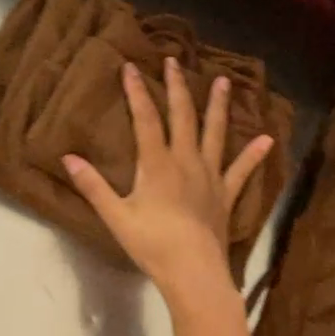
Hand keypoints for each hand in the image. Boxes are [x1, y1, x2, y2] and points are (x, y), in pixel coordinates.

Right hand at [63, 57, 273, 301]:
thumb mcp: (115, 216)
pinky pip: (242, 170)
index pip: (145, 118)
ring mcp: (210, 176)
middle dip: (176, 87)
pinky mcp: (226, 195)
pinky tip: (267, 139)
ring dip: (218, 106)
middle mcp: (186, 161)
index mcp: (157, 163)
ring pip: (215, 133)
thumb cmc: (152, 244)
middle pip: (182, 116)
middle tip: (174, 61)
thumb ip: (92, 185)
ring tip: (223, 81)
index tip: (130, 67)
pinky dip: (254, 155)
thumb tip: (67, 158)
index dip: (137, 92)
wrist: (195, 273)